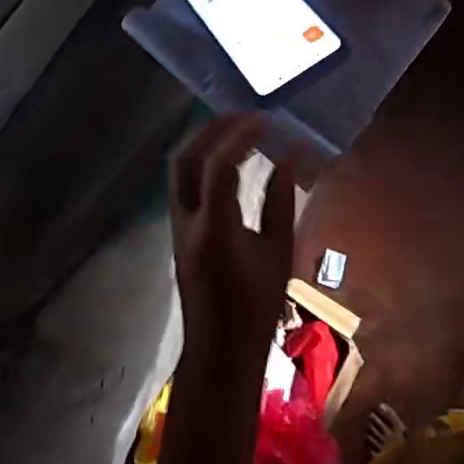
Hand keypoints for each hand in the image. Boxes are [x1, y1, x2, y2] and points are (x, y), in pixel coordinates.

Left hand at [170, 112, 295, 352]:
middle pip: (188, 159)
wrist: (219, 347)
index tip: (265, 121)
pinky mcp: (178, 230)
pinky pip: (183, 183)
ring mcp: (177, 225)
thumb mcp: (278, 255)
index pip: (219, 166)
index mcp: (215, 229)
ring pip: (179, 169)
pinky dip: (201, 161)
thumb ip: (280, 203)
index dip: (241, 137)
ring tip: (235, 128)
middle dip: (215, 129)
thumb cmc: (256, 309)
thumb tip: (286, 161)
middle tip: (247, 115)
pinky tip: (226, 158)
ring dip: (204, 142)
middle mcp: (187, 221)